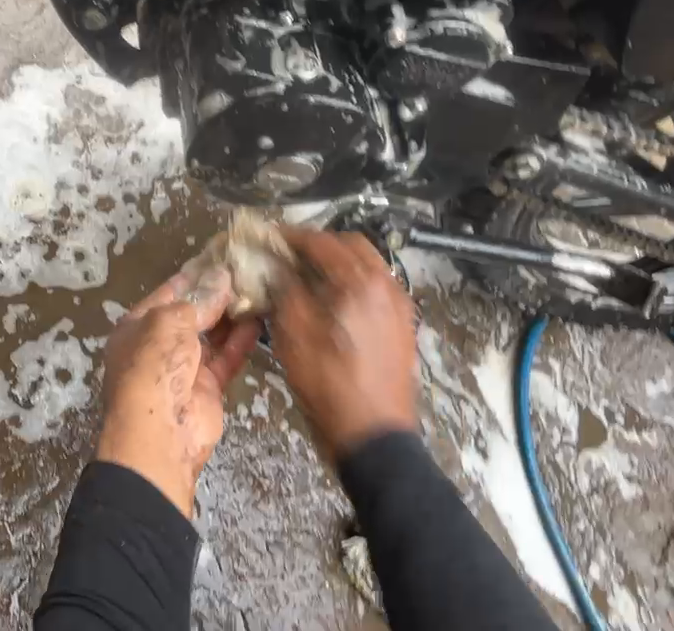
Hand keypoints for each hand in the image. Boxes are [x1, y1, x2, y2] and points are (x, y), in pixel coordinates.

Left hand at [94, 264, 262, 517]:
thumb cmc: (154, 364)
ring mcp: (183, 367)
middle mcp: (159, 343)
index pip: (167, 293)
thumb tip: (221, 278)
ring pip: (211, 335)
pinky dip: (240, 340)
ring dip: (231, 316)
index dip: (193, 276)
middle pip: (191, 313)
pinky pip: (225, 357)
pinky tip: (258, 320)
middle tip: (246, 273)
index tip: (219, 259)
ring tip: (257, 290)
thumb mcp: (170, 322)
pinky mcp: (207, 387)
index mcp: (137, 325)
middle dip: (215, 295)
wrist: (160, 431)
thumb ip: (198, 301)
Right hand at [271, 229, 418, 456]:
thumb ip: (286, 291)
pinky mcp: (404, 325)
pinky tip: (333, 300)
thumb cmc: (329, 385)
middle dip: (319, 244)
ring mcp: (400, 305)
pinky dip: (354, 282)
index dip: (291, 237)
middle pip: (351, 245)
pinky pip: (378, 287)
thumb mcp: (293, 336)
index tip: (269, 238)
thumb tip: (279, 267)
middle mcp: (387, 285)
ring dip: (339, 261)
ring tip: (309, 275)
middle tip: (290, 253)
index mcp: (360, 283)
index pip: (322, 242)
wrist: (375, 437)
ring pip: (368, 264)